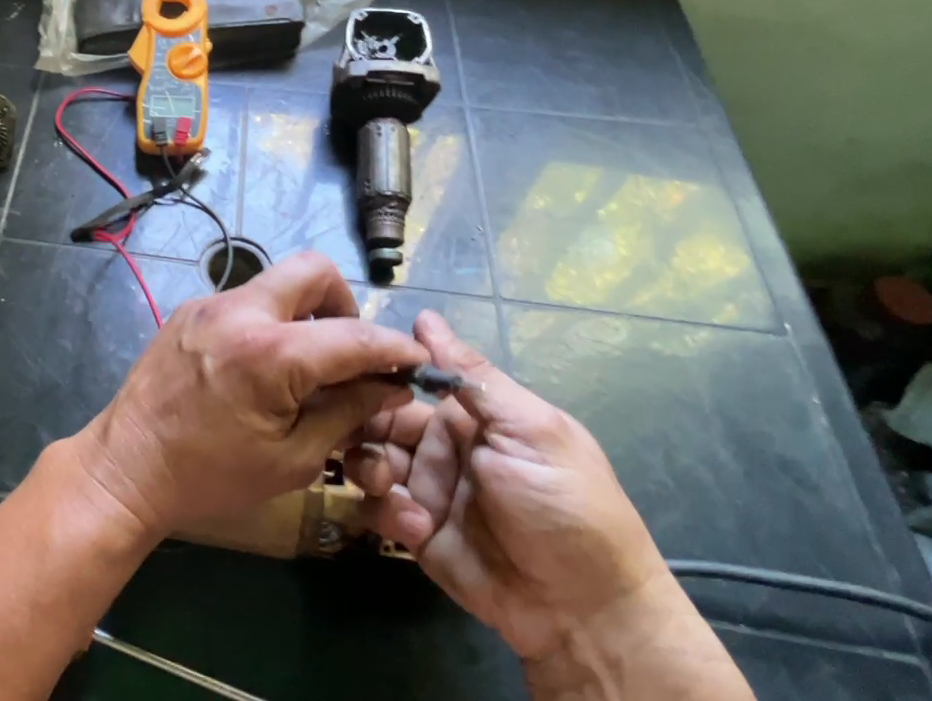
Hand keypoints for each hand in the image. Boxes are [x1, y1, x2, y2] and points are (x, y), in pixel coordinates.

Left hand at [65, 252, 430, 539]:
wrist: (127, 466)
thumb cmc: (212, 476)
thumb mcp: (294, 458)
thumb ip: (347, 412)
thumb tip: (392, 385)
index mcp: (269, 353)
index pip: (354, 335)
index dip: (396, 348)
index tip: (418, 362)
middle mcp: (239, 311)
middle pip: (313, 270)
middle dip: (345, 304)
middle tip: (347, 352)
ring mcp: (208, 304)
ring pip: (276, 282)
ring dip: (305, 313)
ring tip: (305, 366)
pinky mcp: (189, 310)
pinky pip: (246, 299)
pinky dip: (270, 321)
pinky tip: (262, 368)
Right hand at [351, 311, 674, 661]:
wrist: (583, 612)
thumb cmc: (565, 506)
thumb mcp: (530, 431)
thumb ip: (473, 376)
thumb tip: (425, 318)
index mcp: (471, 416)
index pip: (409, 380)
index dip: (377, 374)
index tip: (349, 372)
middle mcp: (441, 446)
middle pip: (377, 418)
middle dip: (359, 422)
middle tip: (352, 432)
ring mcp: (427, 489)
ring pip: (368, 459)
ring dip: (368, 466)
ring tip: (388, 483)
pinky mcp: (414, 531)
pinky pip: (376, 508)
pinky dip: (386, 511)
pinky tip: (416, 525)